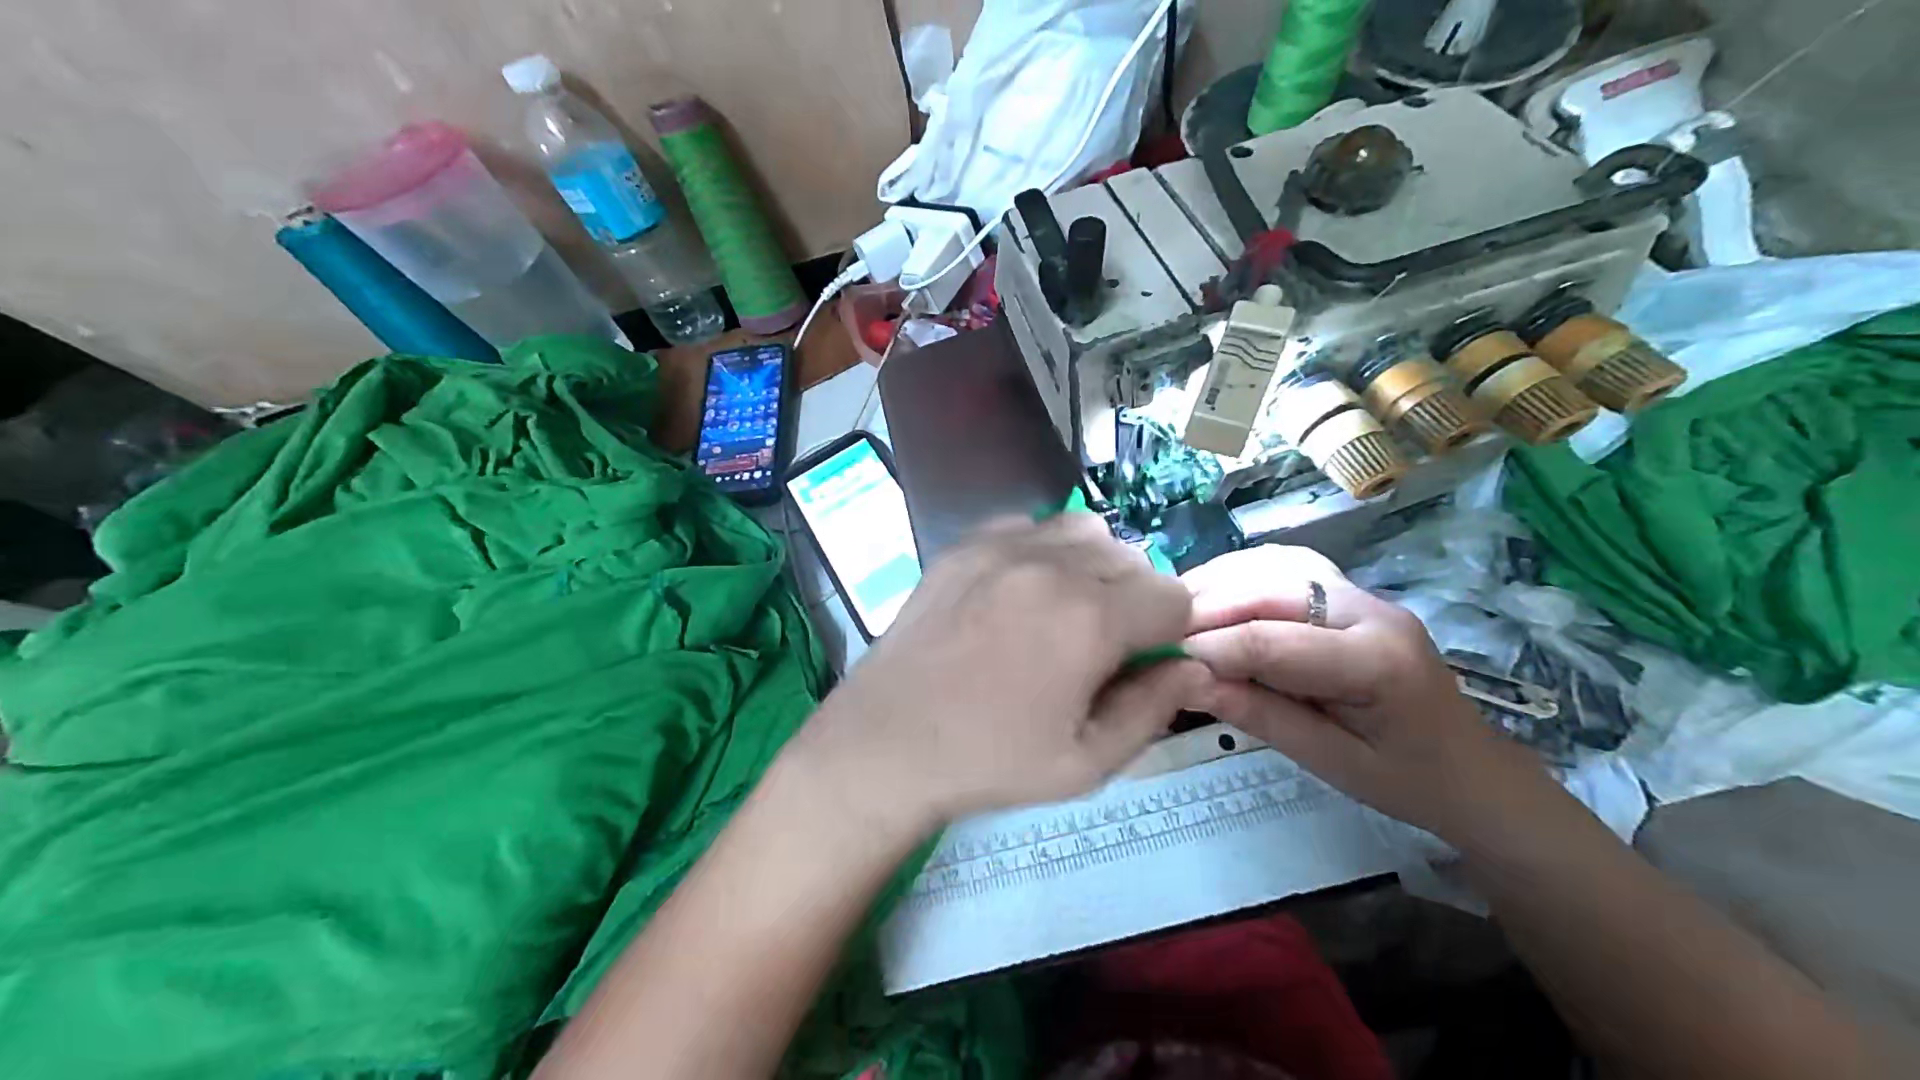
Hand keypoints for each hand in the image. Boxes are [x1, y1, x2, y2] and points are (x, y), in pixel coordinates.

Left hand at [792, 514, 1210, 828]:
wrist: (886, 741)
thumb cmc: (989, 762)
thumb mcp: (1085, 763)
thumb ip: (1152, 710)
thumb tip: (1194, 667)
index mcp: (1090, 620)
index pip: (1172, 596)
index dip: (1169, 631)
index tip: (1142, 659)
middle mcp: (1052, 566)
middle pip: (1132, 558)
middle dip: (1134, 599)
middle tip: (1101, 644)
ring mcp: (1002, 547)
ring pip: (1084, 530)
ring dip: (1093, 565)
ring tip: (1065, 609)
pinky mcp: (963, 544)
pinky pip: (1029, 526)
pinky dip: (1042, 550)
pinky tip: (1018, 592)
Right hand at [1181, 545, 1560, 845]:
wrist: (1471, 768)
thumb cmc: (1406, 779)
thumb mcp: (1330, 762)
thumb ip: (1260, 715)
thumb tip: (1188, 682)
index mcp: (1377, 660)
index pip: (1272, 641)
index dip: (1209, 649)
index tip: (1160, 663)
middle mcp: (1369, 609)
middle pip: (1266, 589)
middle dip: (1204, 609)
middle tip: (1156, 634)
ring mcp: (1359, 592)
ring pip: (1270, 566)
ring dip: (1215, 584)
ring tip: (1174, 613)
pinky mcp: (1345, 590)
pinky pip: (1281, 566)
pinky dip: (1237, 576)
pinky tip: (1211, 595)